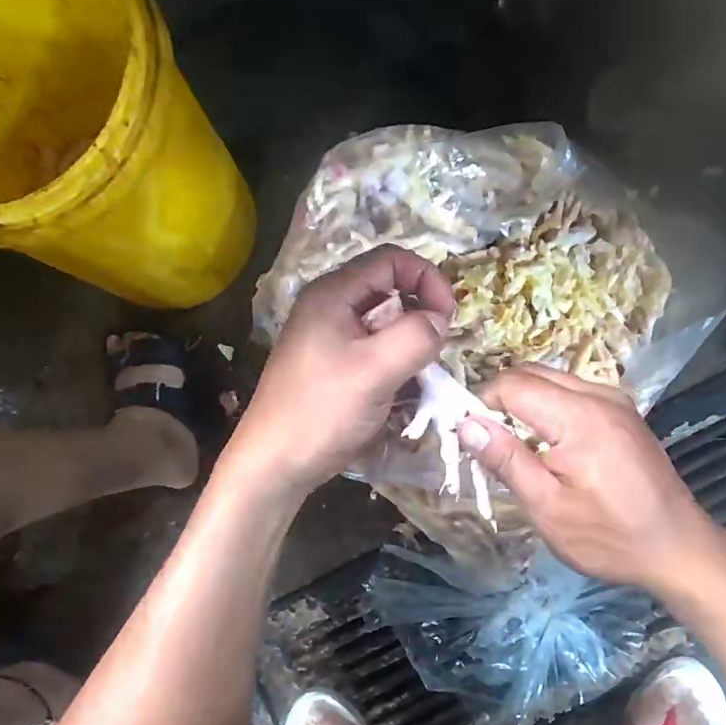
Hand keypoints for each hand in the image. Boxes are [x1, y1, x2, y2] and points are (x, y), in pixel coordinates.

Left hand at [223, 245, 452, 491]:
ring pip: (388, 322)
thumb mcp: (375, 371)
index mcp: (334, 294)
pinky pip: (379, 349)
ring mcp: (332, 337)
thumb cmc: (322, 412)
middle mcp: (331, 307)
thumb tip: (441, 320)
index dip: (428, 279)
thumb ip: (415, 337)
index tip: (449, 317)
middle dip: (424, 311)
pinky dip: (400, 361)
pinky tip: (406, 388)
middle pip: (391, 288)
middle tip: (440, 346)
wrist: (276, 465)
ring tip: (425, 371)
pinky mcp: (336, 365)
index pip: (392, 260)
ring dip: (414, 340)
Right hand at [458, 365, 725, 591]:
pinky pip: (576, 394)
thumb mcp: (548, 508)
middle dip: (502, 399)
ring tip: (517, 447)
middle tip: (489, 442)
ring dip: (527, 403)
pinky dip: (552, 408)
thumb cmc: (610, 537)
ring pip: (554, 380)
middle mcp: (600, 395)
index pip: (512, 385)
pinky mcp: (625, 414)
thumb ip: (507, 460)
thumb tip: (466, 423)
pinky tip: (550, 446)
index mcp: (579, 416)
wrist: (676, 546)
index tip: (469, 437)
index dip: (481, 404)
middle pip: (533, 374)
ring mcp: (617, 401)